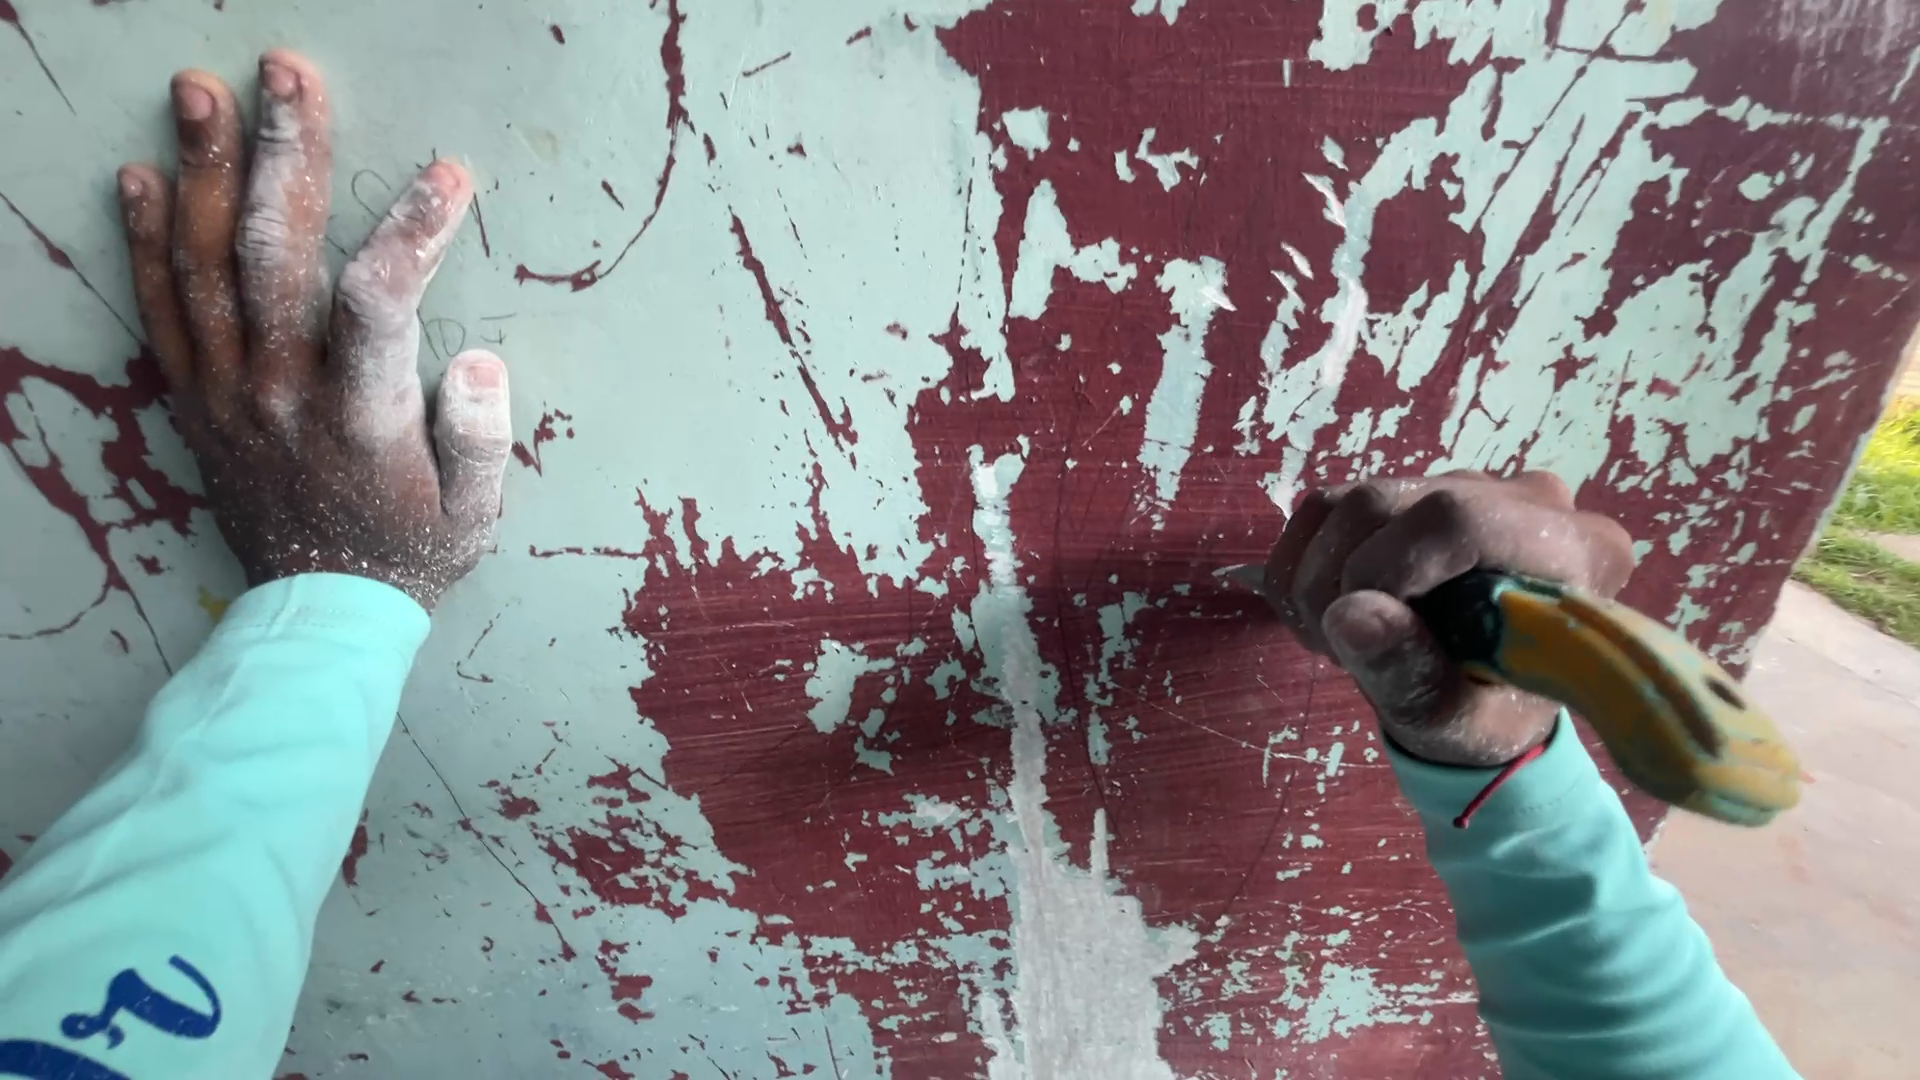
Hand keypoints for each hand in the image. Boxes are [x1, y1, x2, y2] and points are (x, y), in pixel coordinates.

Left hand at [115, 50, 510, 609]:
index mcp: (364, 418)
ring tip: (204, 93)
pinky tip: (146, 178)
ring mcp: (231, 392)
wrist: (327, 605)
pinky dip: (147, 239)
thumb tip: (476, 358)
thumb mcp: (479, 511)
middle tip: (289, 77)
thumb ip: (481, 437)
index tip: (448, 178)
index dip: (413, 231)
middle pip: (276, 257)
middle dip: (288, 159)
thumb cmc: (417, 552)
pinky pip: (163, 309)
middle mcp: (284, 393)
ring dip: (208, 173)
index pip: (381, 303)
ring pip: (208, 266)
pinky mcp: (200, 399)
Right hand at [1261, 471, 1634, 766]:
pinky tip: (1323, 608)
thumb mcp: (1451, 720)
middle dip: (1332, 583)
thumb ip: (1408, 673)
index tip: (1360, 630)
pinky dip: (1297, 564)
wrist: (1476, 694)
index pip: (1454, 519)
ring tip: (1331, 634)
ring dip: (1310, 579)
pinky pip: (1322, 508)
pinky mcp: (1404, 490)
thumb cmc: (1482, 712)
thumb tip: (1348, 616)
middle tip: (1333, 648)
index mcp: (1568, 551)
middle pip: (1380, 505)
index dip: (1382, 569)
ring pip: (1340, 504)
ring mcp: (1455, 485)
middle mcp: (1517, 498)